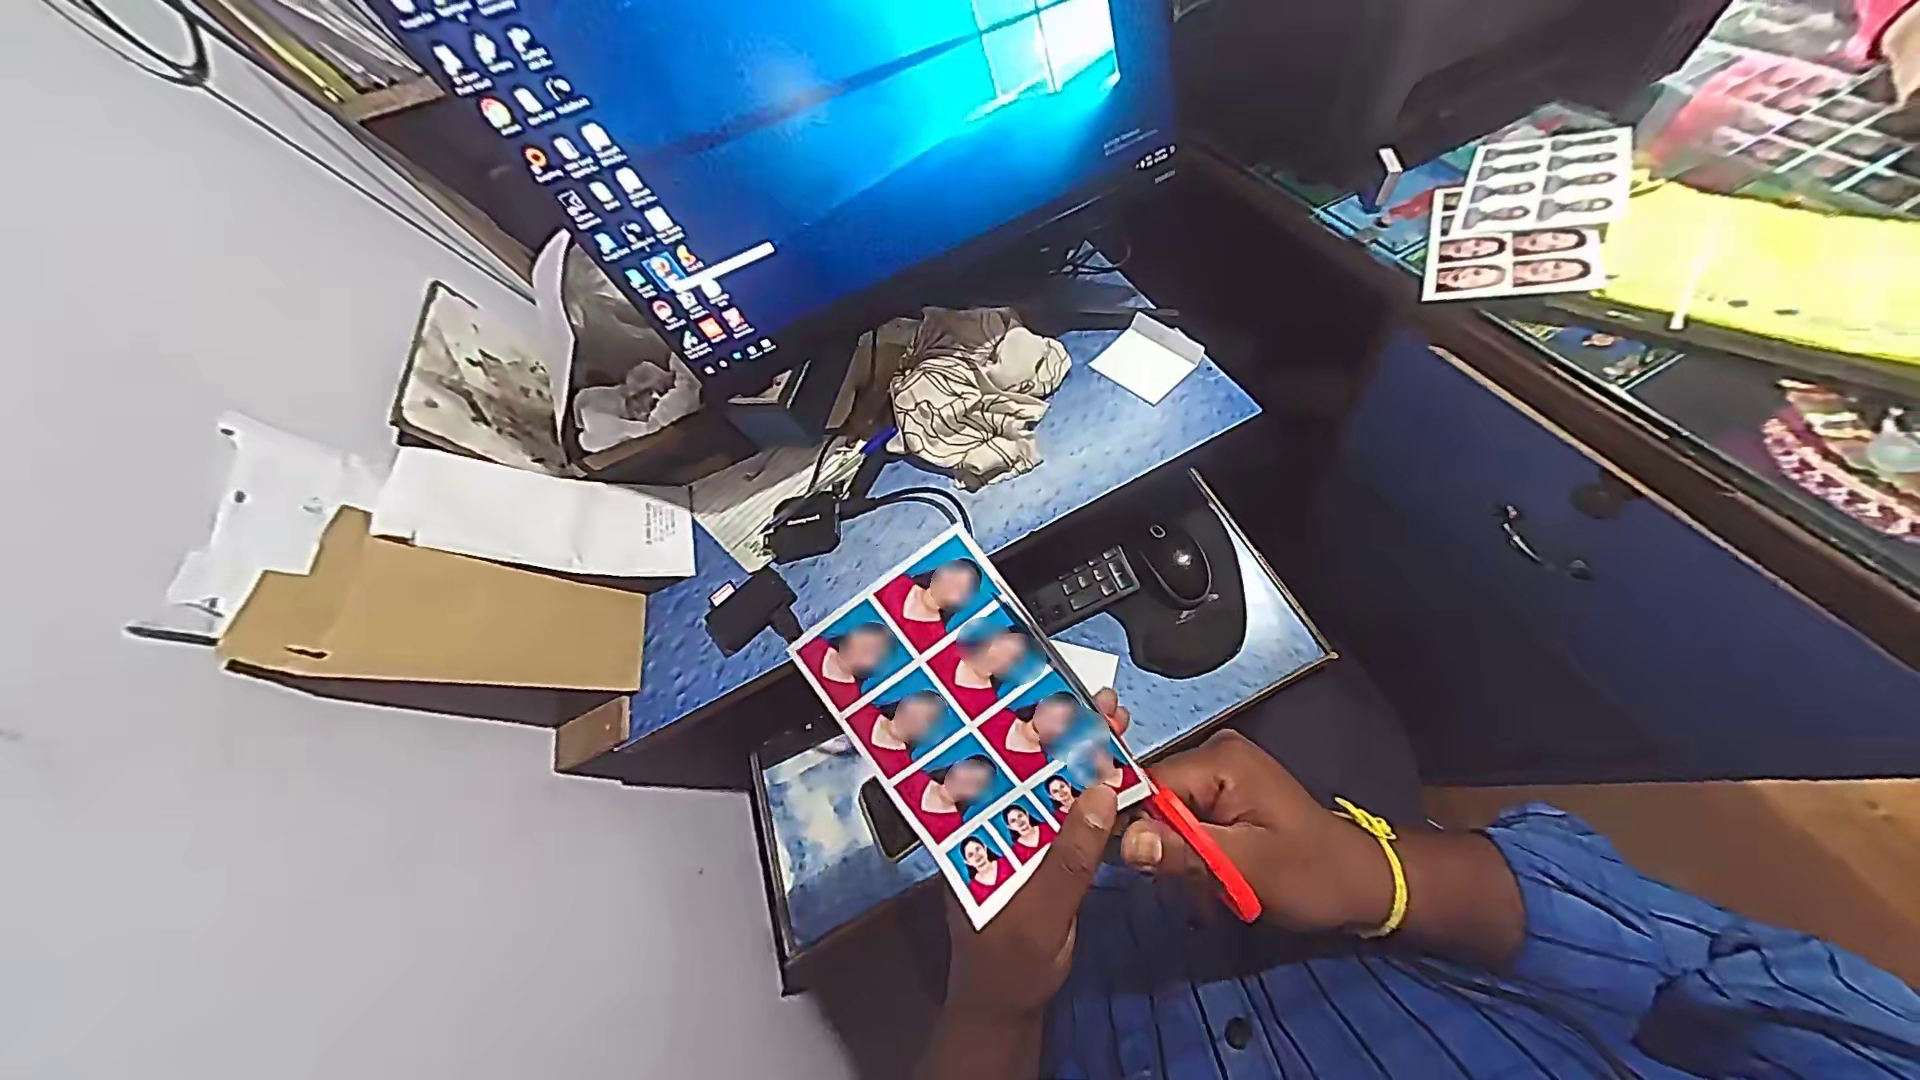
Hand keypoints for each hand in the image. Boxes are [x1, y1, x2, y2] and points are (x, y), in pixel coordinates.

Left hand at [942, 688, 1129, 1016]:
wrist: (1008, 1003)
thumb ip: (1070, 857)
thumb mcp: (1040, 912)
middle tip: (1096, 701)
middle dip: (1063, 731)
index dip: (1025, 728)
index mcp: (975, 824)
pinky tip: (1113, 768)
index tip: (1054, 698)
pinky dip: (1091, 789)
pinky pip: (1070, 811)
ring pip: (1053, 783)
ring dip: (1081, 752)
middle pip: (1029, 765)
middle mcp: (995, 818)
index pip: (997, 763)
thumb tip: (1102, 791)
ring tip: (1111, 719)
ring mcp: (1022, 831)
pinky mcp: (1045, 846)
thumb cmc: (1009, 961)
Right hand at [1119, 730, 1393, 934]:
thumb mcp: (1247, 868)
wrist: (1362, 882)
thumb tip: (1127, 840)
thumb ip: (1185, 850)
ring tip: (1212, 878)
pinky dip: (1193, 844)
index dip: (1142, 825)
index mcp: (1219, 758)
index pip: (1150, 784)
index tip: (1152, 865)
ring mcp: (1219, 767)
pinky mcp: (1224, 786)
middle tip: (1198, 879)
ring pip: (1169, 807)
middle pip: (1157, 795)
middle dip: (1167, 841)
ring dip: (1180, 848)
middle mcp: (1213, 750)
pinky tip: (1215, 866)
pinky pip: (1186, 811)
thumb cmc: (1312, 874)